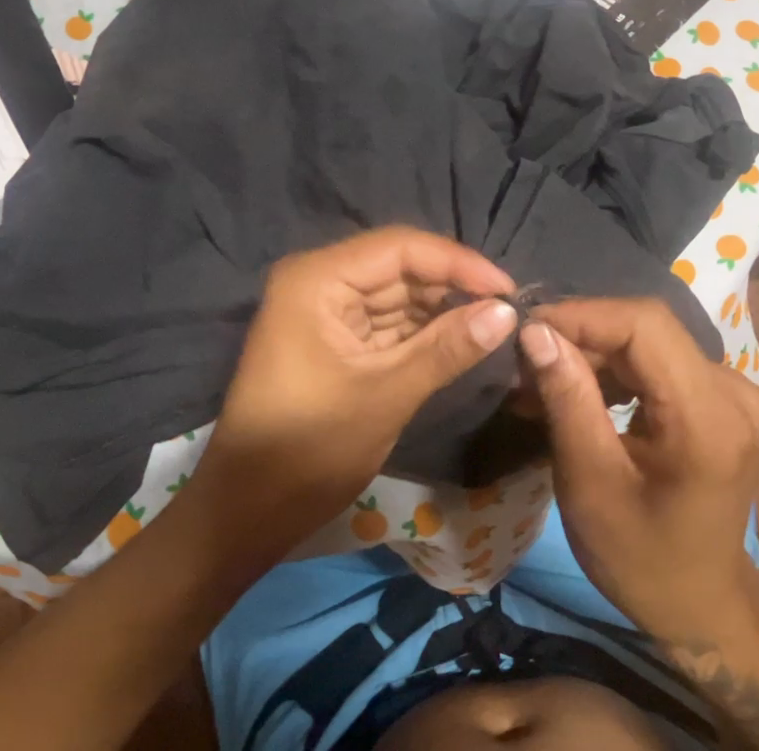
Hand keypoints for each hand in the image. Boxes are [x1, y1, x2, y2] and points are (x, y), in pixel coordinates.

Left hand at [187, 227, 519, 556]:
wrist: (248, 510)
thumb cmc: (310, 449)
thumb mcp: (387, 395)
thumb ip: (447, 348)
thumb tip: (507, 313)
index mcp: (318, 280)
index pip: (401, 248)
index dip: (459, 264)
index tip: (510, 291)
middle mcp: (318, 283)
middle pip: (399, 268)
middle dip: (453, 288)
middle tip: (509, 312)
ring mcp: (323, 313)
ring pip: (396, 297)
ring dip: (442, 311)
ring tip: (496, 326)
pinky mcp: (331, 342)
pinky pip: (385, 324)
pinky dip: (422, 334)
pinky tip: (462, 342)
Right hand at [523, 298, 758, 644]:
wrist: (698, 601)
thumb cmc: (638, 556)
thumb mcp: (589, 483)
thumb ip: (568, 399)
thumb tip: (535, 331)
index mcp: (709, 418)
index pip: (645, 326)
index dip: (581, 314)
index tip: (524, 327)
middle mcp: (735, 392)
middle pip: (649, 331)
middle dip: (580, 335)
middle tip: (522, 356)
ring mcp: (736, 393)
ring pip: (651, 343)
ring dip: (592, 352)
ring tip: (538, 376)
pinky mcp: (725, 399)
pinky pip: (662, 363)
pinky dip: (615, 370)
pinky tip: (575, 387)